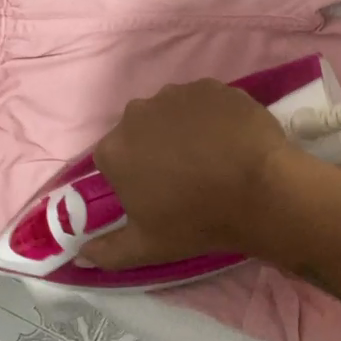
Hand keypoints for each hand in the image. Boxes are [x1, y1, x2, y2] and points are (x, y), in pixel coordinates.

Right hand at [82, 78, 293, 268]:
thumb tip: (80, 255)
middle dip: (155, 149)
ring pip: (172, 113)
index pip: (113, 160)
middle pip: (140, 131)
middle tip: (186, 177)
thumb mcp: (147, 247)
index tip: (157, 194)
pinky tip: (230, 139)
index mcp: (114, 149)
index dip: (133, 177)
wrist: (261, 190)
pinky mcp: (212, 86)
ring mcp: (177, 94)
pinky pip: (204, 102)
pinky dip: (212, 117)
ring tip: (211, 157)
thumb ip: (107, 251)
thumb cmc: (197, 220)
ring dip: (183, 130)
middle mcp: (138, 112)